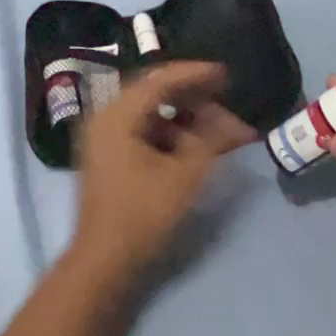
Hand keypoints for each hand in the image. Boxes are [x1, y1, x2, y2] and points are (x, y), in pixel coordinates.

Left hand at [72, 61, 254, 274]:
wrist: (103, 261)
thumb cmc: (142, 215)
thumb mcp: (185, 176)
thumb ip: (211, 139)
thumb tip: (232, 121)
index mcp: (115, 115)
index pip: (159, 79)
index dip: (196, 74)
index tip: (227, 73)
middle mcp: (105, 118)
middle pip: (155, 93)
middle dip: (195, 97)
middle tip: (227, 100)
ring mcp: (104, 137)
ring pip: (151, 114)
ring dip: (186, 118)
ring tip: (220, 130)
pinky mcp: (109, 156)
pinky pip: (144, 131)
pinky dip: (171, 134)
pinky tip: (197, 146)